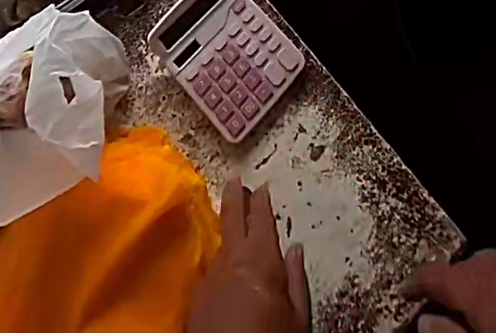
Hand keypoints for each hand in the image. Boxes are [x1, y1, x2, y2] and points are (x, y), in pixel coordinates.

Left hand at [187, 177, 308, 332]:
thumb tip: (294, 247)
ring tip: (230, 211)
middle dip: (235, 197)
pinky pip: (211, 269)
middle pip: (233, 219)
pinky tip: (223, 261)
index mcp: (261, 259)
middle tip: (235, 178)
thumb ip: (295, 280)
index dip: (261, 201)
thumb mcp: (298, 320)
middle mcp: (232, 260)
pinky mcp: (196, 300)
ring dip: (226, 225)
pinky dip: (219, 258)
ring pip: (220, 243)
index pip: (261, 219)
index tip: (262, 185)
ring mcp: (210, 279)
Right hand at [411, 251, 495, 332]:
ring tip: (467, 316)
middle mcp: (492, 266)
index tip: (401, 294)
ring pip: (480, 270)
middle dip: (444, 289)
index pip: (431, 275)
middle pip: (456, 270)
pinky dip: (492, 289)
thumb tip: (425, 322)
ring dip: (469, 288)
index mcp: (474, 284)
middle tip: (435, 313)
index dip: (412, 285)